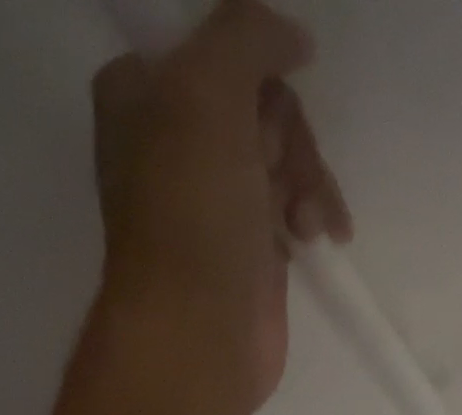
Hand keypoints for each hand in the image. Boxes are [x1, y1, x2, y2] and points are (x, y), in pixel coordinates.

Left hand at [90, 0, 352, 411]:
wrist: (200, 332)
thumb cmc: (193, 213)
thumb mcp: (208, 94)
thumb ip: (247, 37)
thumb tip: (293, 35)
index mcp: (143, 92)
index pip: (225, 51)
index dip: (260, 83)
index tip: (264, 120)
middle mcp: (175, 137)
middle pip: (265, 106)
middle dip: (291, 143)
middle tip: (278, 177)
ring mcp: (216, 194)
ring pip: (287, 155)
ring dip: (309, 183)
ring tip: (305, 226)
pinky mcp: (251, 241)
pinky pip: (295, 201)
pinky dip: (315, 214)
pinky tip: (318, 240)